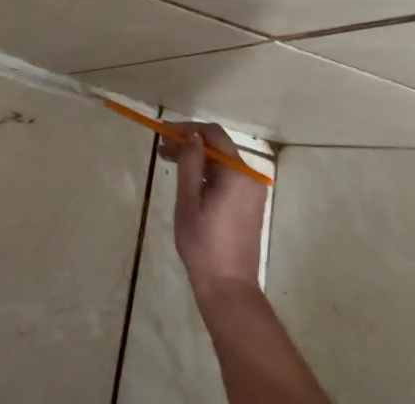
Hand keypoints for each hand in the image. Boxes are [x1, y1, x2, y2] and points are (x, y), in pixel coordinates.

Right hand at [160, 122, 265, 295]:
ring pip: (223, 162)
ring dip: (197, 158)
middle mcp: (251, 178)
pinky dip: (208, 173)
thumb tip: (190, 135)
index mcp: (237, 174)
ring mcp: (253, 192)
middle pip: (219, 147)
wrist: (228, 286)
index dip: (187, 129)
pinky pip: (228, 177)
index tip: (163, 133)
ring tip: (170, 162)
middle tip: (161, 149)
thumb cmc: (203, 244)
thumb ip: (189, 163)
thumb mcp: (188, 201)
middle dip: (190, 143)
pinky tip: (188, 179)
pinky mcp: (250, 204)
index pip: (213, 135)